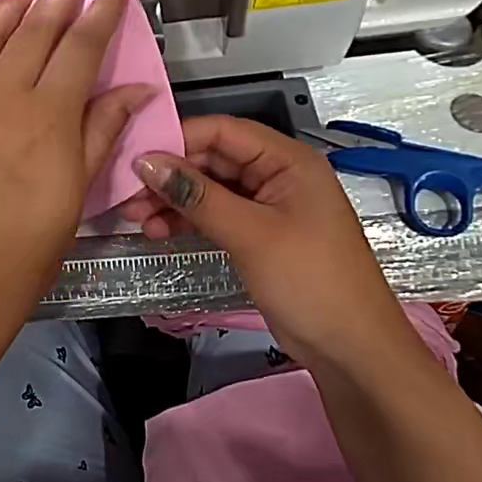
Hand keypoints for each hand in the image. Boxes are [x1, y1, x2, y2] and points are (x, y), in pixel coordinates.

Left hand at [0, 0, 154, 438]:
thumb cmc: (26, 250)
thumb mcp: (78, 193)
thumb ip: (103, 131)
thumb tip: (136, 88)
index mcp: (49, 117)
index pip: (81, 50)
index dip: (99, 17)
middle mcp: (6, 96)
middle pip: (37, 33)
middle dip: (61, 0)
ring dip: (15, 4)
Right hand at [128, 118, 481, 481]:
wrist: (353, 351)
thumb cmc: (310, 281)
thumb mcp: (251, 234)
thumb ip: (197, 195)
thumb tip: (147, 163)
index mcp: (287, 160)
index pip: (223, 131)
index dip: (178, 139)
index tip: (136, 157)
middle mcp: (276, 174)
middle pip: (213, 159)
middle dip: (171, 175)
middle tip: (128, 195)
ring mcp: (268, 206)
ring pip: (210, 188)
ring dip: (174, 200)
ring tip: (136, 219)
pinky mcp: (259, 234)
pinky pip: (216, 214)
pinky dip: (189, 220)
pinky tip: (159, 230)